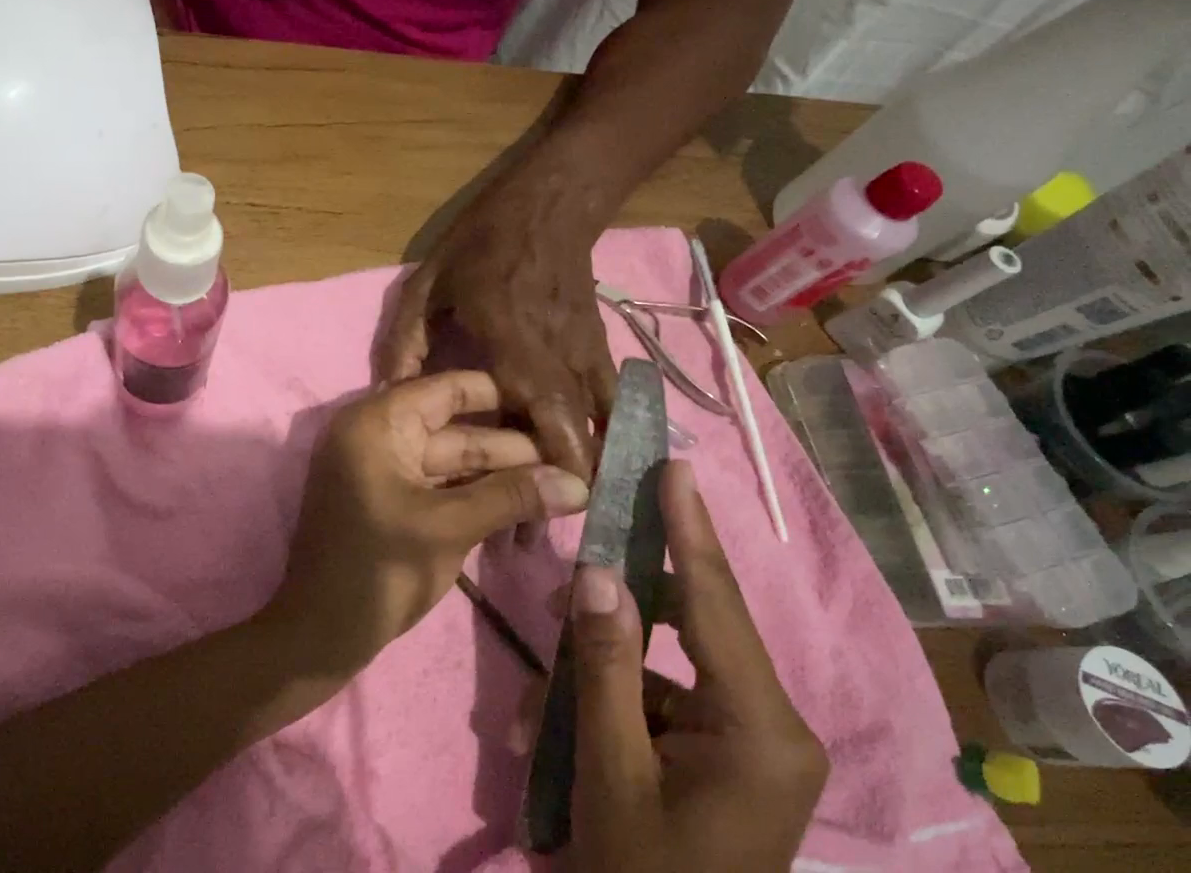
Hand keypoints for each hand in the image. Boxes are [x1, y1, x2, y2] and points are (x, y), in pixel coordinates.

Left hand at [264, 372, 590, 671]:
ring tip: (570, 491)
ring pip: (455, 463)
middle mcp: (377, 434)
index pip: (451, 388)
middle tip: (582, 464)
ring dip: (505, 479)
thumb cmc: (378, 570)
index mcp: (377, 422)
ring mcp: (383, 470)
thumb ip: (513, 496)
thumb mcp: (449, 527)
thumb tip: (581, 482)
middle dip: (517, 449)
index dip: (508, 396)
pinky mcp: (392, 503)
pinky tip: (531, 511)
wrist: (320, 634)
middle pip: (459, 429)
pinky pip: (442, 488)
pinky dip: (480, 498)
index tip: (563, 407)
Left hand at [377, 166, 616, 478]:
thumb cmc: (480, 243)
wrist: (549, 204)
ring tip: (586, 507)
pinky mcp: (598, 347)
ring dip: (593, 462)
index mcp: (511, 343)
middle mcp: (557, 355)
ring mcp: (585, 351)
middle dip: (572, 478)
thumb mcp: (425, 287)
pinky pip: (609, 400)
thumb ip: (405, 341)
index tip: (552, 502)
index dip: (555, 458)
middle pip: (576, 427)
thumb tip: (388, 393)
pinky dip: (608, 433)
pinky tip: (606, 465)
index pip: (543, 410)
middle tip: (563, 526)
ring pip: (599, 419)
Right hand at [565, 462, 828, 870]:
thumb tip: (597, 575)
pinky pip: (661, 705)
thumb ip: (604, 666)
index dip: (690, 532)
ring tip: (532, 711)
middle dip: (616, 615)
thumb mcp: (609, 768)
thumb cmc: (641, 872)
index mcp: (761, 729)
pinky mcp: (727, 759)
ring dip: (596, 675)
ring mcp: (751, 744)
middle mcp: (771, 726)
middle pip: (689, 631)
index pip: (717, 606)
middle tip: (560, 597)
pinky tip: (551, 732)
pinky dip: (607, 707)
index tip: (674, 470)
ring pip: (662, 671)